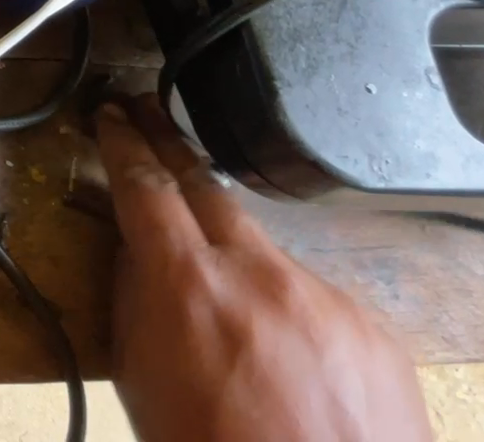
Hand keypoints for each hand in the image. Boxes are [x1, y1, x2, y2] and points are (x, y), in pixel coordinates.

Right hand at [95, 96, 431, 441]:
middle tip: (143, 110)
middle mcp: (261, 272)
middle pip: (206, 183)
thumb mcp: (137, 372)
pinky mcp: (374, 328)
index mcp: (189, 283)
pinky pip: (310, 292)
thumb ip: (134, 294)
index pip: (145, 186)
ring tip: (216, 283)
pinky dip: (282, 301)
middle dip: (168, 141)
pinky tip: (280, 345)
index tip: (110, 114)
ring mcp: (326, 296)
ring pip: (260, 244)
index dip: (122, 142)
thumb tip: (136, 249)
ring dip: (228, 245)